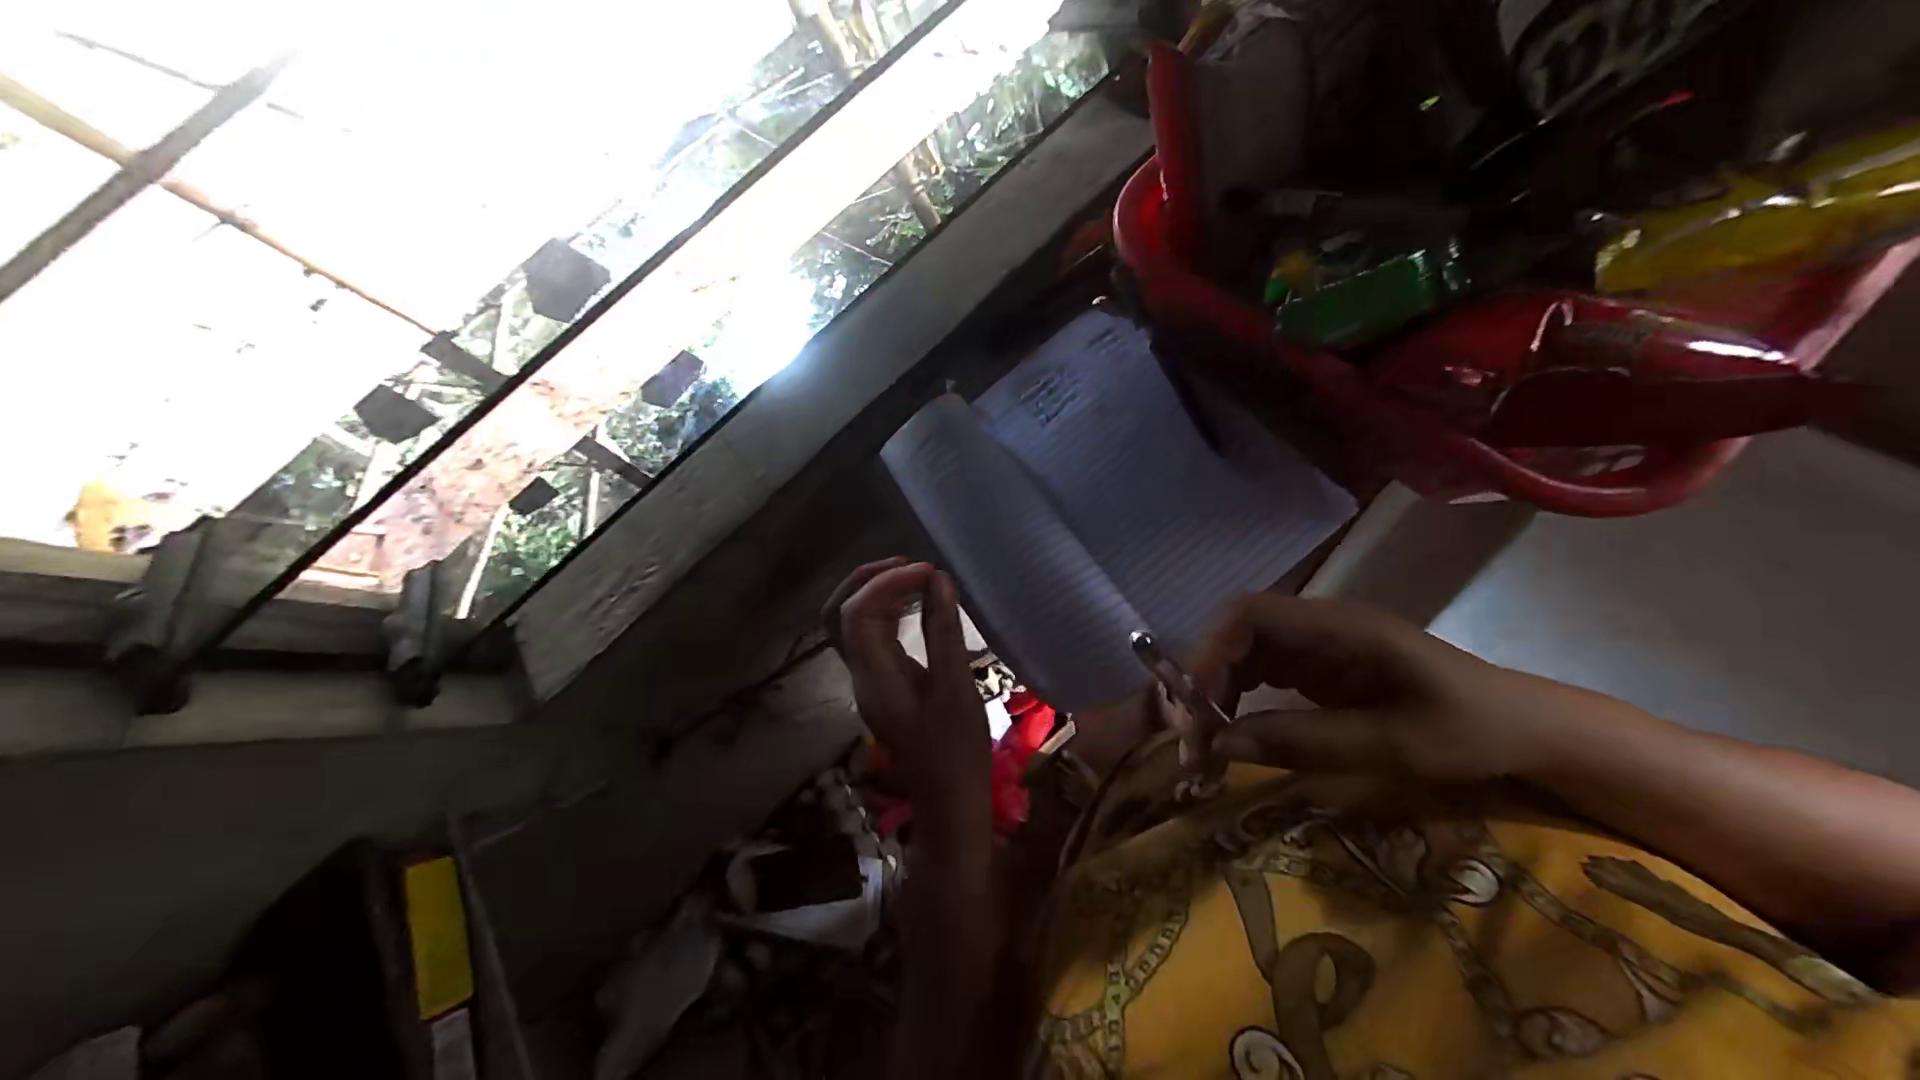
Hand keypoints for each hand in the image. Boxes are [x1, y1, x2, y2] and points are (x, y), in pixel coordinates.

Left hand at [823, 559, 990, 824]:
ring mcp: (866, 679)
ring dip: (875, 592)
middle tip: (911, 566)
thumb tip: (939, 580)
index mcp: (874, 678)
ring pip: (848, 624)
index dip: (887, 583)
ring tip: (916, 576)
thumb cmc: (957, 749)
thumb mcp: (956, 688)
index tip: (928, 571)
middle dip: (868, 581)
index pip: (857, 615)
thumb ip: (944, 630)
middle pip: (837, 615)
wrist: (948, 797)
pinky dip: (885, 610)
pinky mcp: (879, 682)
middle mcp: (860, 675)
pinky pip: (868, 636)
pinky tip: (915, 603)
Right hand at [1185, 594, 1615, 782]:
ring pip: (1238, 655)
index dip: (1210, 653)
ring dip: (1213, 694)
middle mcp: (1316, 627)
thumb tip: (1220, 746)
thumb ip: (1306, 741)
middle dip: (1203, 681)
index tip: (1195, 709)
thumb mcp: (1395, 745)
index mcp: (1337, 626)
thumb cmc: (1470, 729)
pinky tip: (1230, 733)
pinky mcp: (1316, 669)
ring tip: (1203, 745)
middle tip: (1191, 740)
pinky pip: (1257, 674)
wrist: (1524, 728)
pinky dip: (1234, 702)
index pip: (1248, 615)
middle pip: (1234, 635)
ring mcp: (1314, 646)